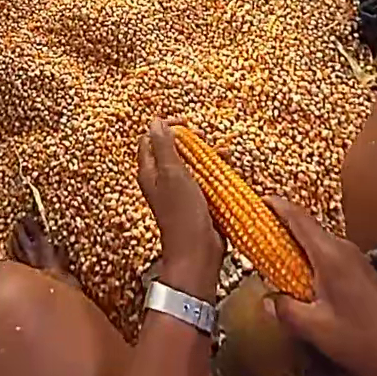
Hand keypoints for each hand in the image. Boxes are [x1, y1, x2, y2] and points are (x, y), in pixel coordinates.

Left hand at [138, 120, 224, 298]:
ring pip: (189, 163)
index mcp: (150, 172)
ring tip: (218, 150)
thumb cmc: (182, 214)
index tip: (185, 124)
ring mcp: (179, 191)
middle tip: (202, 137)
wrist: (198, 254)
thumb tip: (155, 121)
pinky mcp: (195, 201)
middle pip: (171, 149)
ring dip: (203, 153)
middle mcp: (161, 180)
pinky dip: (213, 169)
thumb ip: (164, 146)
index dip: (166, 127)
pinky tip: (226, 166)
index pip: (151, 139)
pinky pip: (202, 178)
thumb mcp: (172, 173)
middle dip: (187, 139)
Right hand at [266, 197, 376, 375]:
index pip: (296, 216)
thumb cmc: (363, 338)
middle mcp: (341, 247)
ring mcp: (354, 258)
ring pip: (316, 240)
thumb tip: (264, 299)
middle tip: (255, 229)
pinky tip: (299, 274)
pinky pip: (326, 252)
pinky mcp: (361, 271)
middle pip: (305, 225)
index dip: (275, 205)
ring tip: (272, 252)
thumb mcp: (318, 329)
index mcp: (328, 253)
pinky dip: (308, 254)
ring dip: (294, 241)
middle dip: (279, 223)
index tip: (255, 200)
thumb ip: (286, 310)